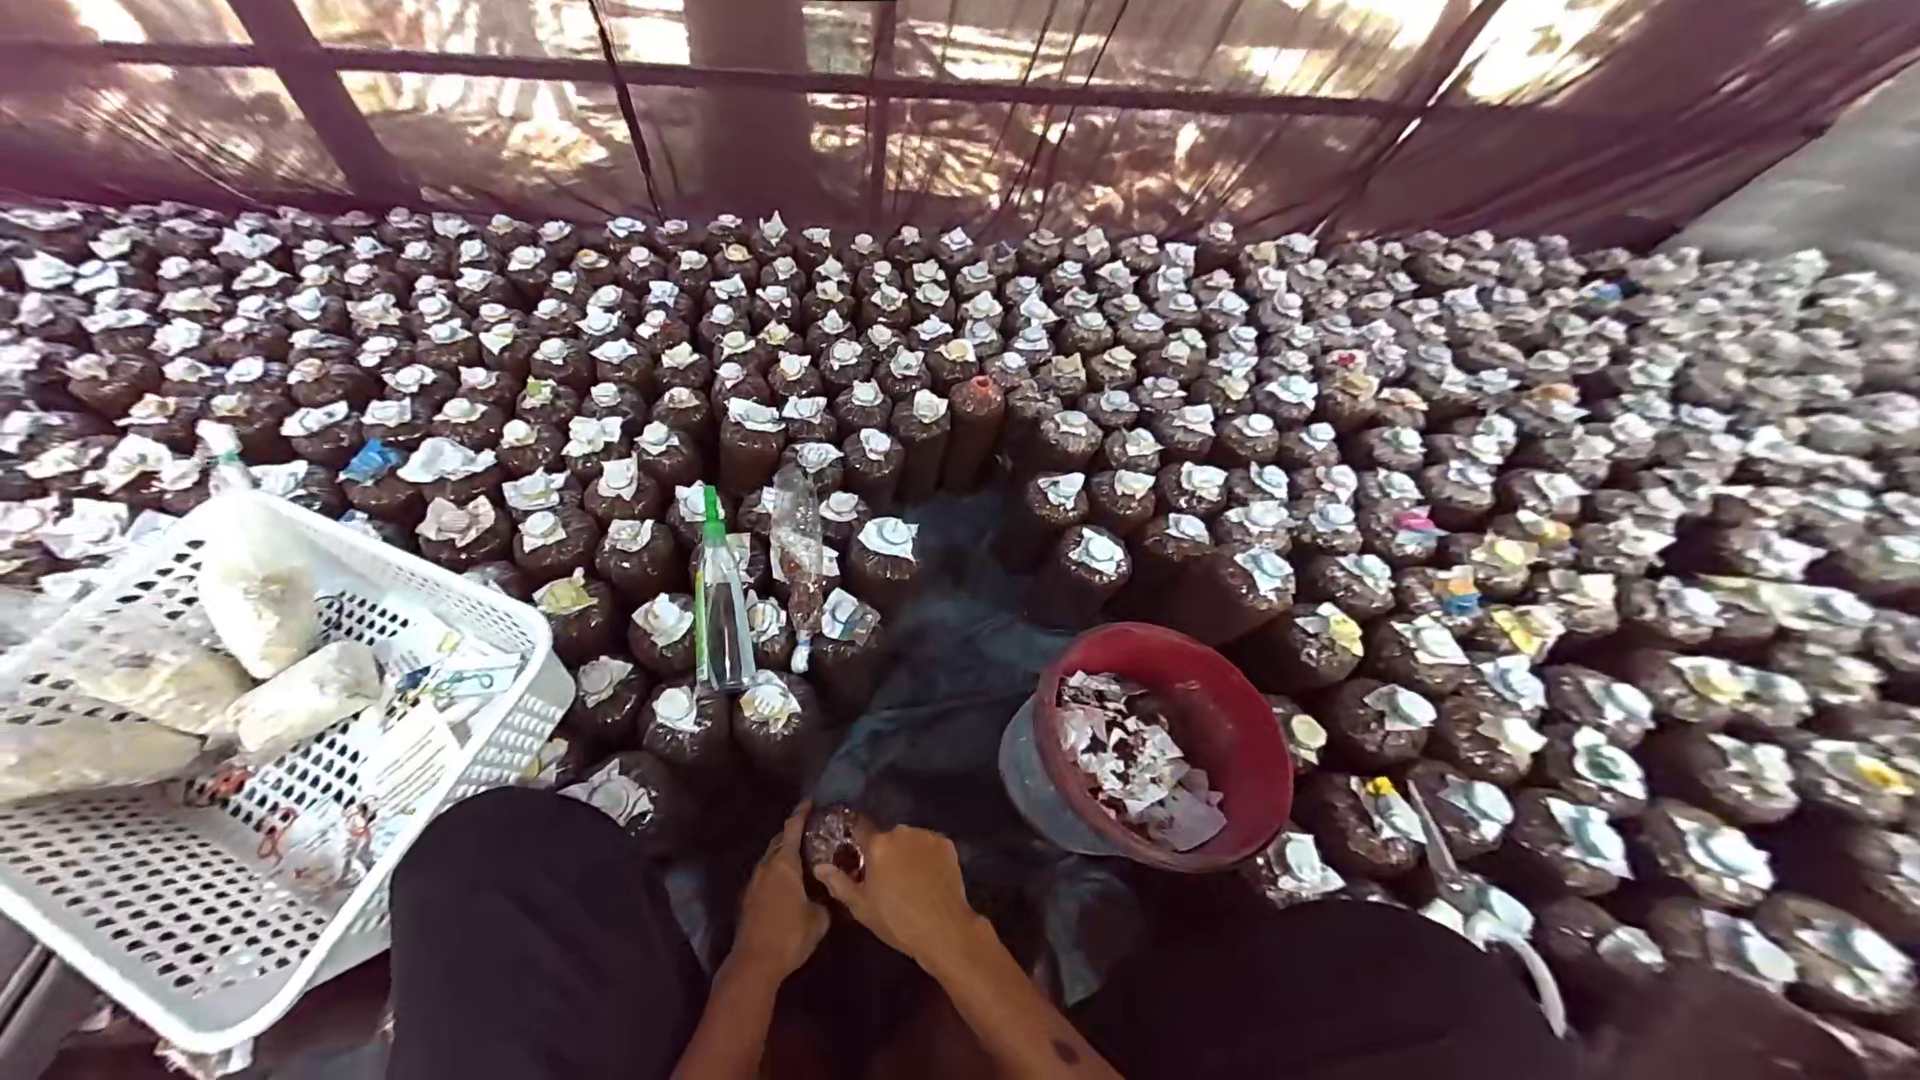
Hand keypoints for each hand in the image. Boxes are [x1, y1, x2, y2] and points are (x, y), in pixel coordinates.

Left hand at [732, 802, 829, 980]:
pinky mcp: (748, 899)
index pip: (792, 828)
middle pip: (778, 840)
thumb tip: (828, 893)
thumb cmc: (789, 935)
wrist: (753, 965)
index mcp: (784, 864)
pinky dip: (777, 869)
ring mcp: (754, 883)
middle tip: (811, 829)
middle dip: (792, 831)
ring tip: (802, 853)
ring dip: (783, 851)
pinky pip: (765, 874)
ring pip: (770, 857)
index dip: (801, 813)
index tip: (810, 801)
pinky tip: (789, 880)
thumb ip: (825, 900)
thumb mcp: (819, 918)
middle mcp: (766, 867)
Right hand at [812, 823, 982, 968]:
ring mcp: (927, 836)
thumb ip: (838, 882)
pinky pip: (930, 845)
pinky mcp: (946, 843)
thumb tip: (819, 866)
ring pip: (910, 839)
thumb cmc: (896, 921)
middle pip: (887, 836)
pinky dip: (927, 855)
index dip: (857, 840)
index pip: (860, 828)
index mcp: (878, 843)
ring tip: (910, 878)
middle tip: (887, 876)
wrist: (943, 929)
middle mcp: (902, 831)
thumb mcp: (861, 906)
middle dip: (885, 850)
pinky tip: (928, 876)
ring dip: (906, 851)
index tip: (857, 853)